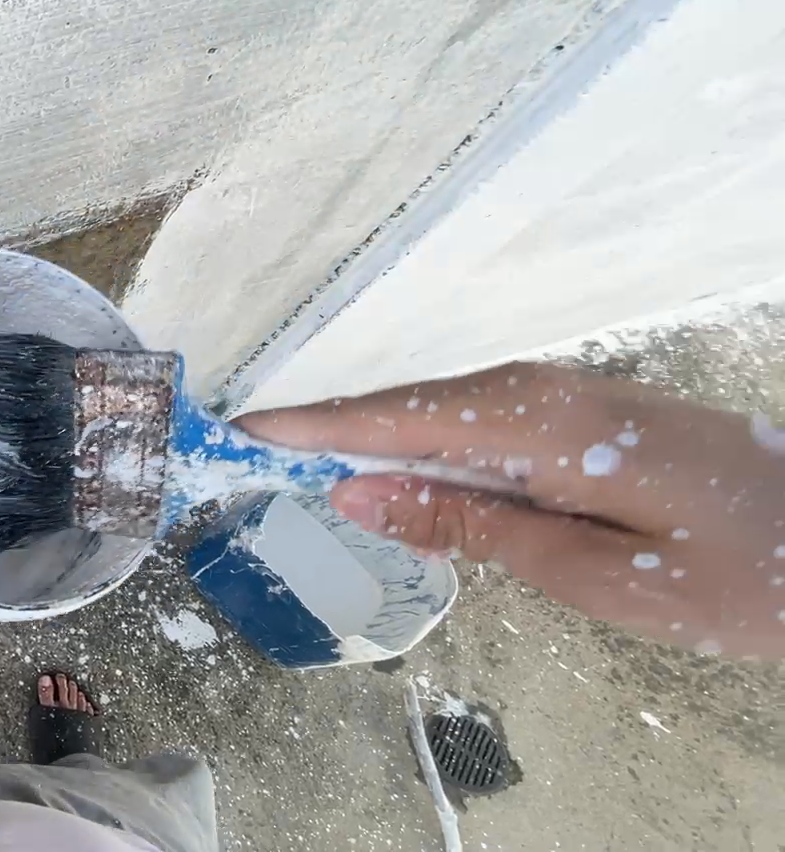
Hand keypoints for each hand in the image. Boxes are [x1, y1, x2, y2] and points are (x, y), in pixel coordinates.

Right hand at [237, 363, 784, 658]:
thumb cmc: (751, 574)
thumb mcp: (601, 575)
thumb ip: (467, 525)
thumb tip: (351, 491)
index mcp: (529, 425)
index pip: (381, 421)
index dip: (301, 429)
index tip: (233, 432)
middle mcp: (524, 391)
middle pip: (390, 410)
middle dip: (316, 435)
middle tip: (250, 460)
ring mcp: (544, 394)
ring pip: (420, 414)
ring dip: (359, 444)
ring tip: (301, 471)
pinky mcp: (559, 409)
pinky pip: (456, 422)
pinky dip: (408, 448)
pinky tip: (396, 480)